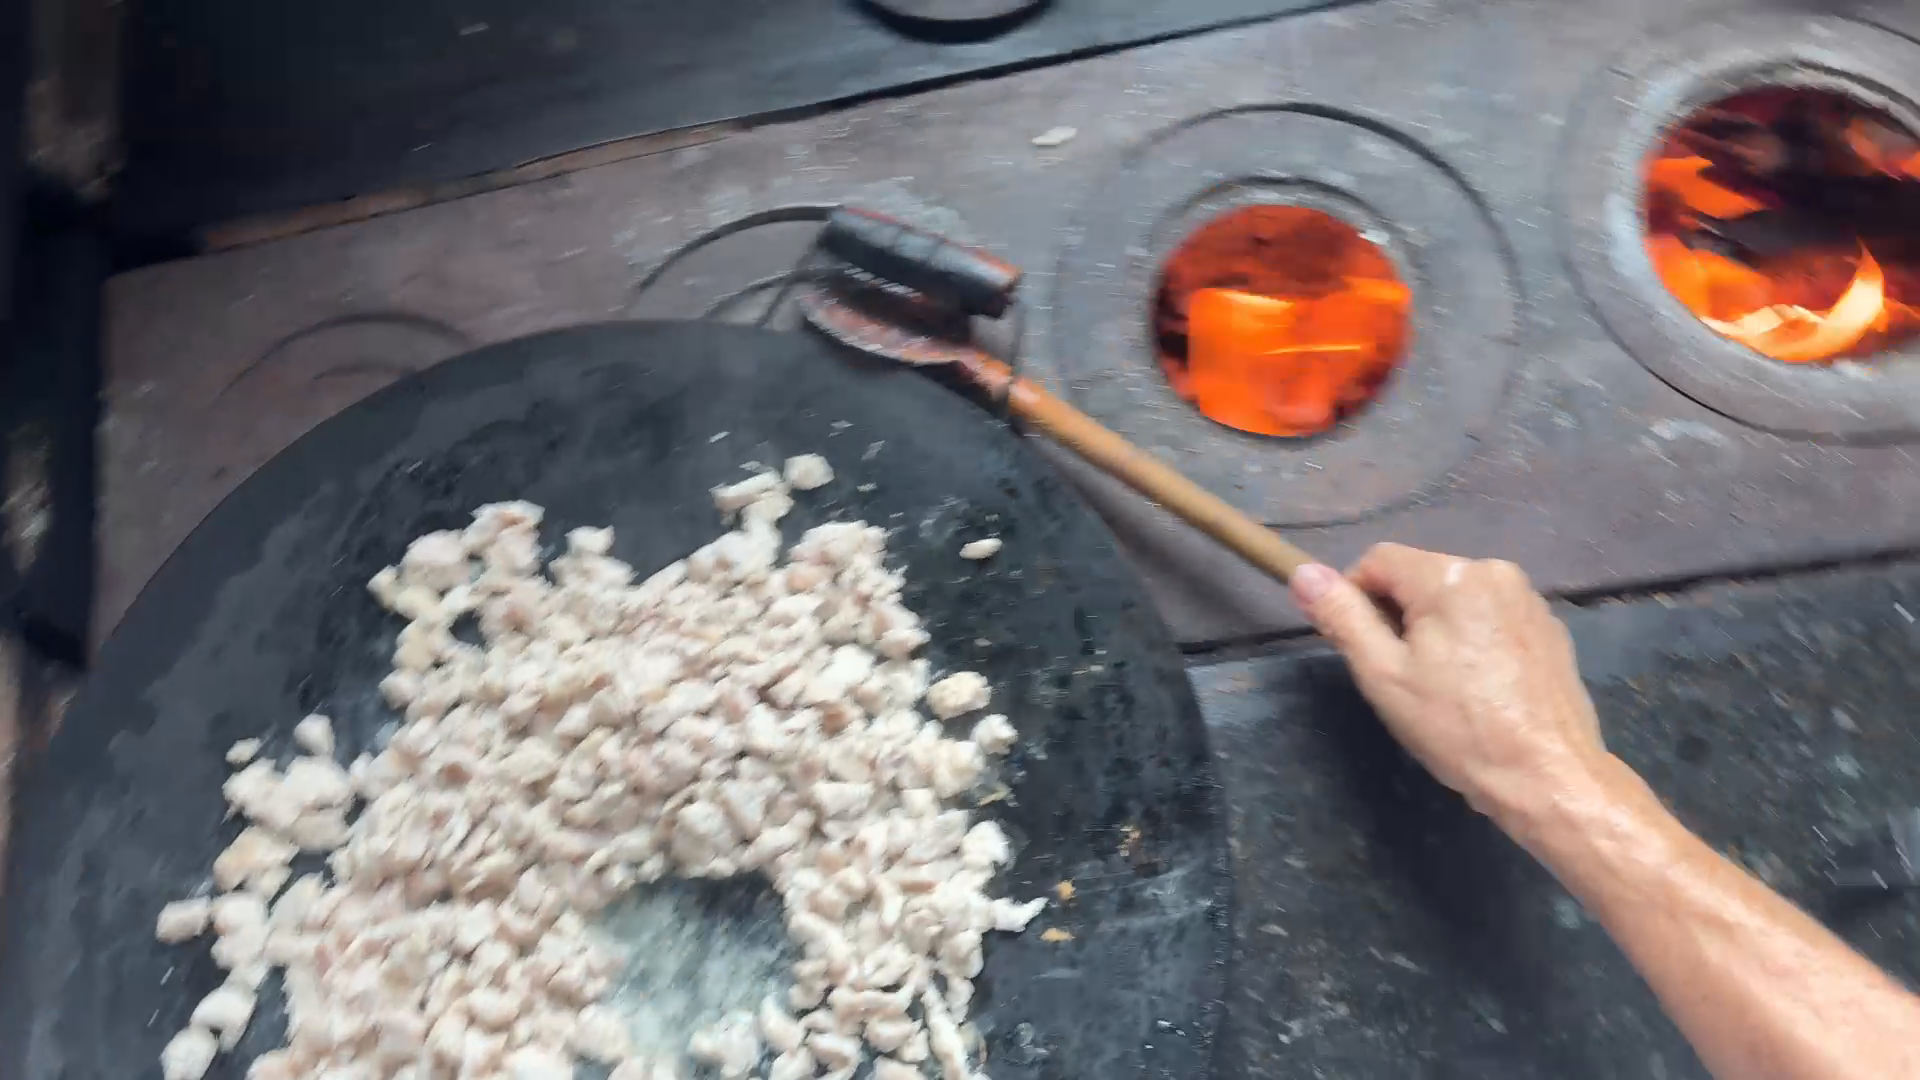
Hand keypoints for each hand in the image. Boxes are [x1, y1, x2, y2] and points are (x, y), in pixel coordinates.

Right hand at [1290, 544, 1608, 832]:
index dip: (1354, 598)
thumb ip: (1340, 614)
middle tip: (1395, 669)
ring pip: (1448, 595)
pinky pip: (1483, 614)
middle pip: (1414, 575)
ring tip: (1434, 680)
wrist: (1548, 778)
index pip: (1376, 560)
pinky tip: (1471, 683)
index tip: (1359, 646)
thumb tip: (1303, 573)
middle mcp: (1494, 572)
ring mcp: (1527, 599)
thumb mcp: (1380, 671)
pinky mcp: (1546, 627)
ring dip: (1427, 625)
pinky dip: (1464, 636)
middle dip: (1393, 613)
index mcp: (1451, 576)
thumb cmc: (1455, 725)